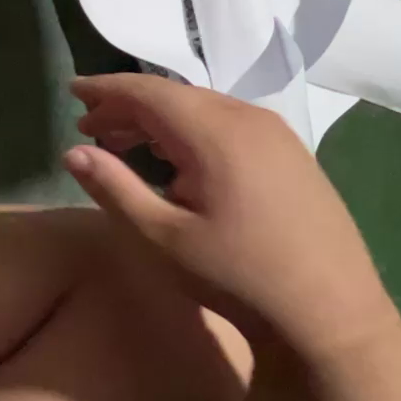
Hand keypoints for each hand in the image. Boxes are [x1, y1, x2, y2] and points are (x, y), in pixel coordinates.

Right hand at [64, 74, 400, 358]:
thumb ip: (113, 188)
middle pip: (176, 95)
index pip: (149, 92)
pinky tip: (171, 158)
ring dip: (156, 119)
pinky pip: (226, 124)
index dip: (106, 89)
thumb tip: (72, 152)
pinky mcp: (289, 155)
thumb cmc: (234, 275)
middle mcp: (249, 120)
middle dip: (127, 105)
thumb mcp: (160, 237)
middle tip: (87, 125)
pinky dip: (186, 130)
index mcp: (216, 134)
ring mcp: (277, 136)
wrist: (329, 312)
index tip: (72, 91)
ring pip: (202, 108)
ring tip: (118, 142)